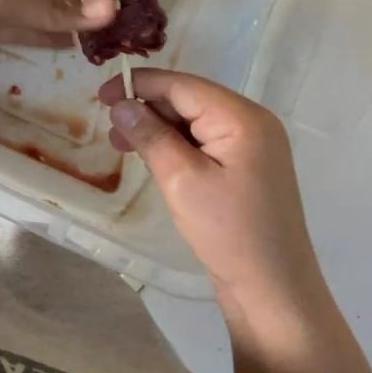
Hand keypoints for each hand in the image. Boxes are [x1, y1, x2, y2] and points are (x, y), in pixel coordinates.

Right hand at [99, 69, 325, 317]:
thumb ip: (150, 136)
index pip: (182, 85)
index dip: (138, 84)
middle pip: (188, 99)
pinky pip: (202, 140)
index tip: (99, 96)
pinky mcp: (245, 167)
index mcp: (242, 118)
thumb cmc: (228, 231)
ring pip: (192, 120)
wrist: (272, 288)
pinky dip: (173, 143)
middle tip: (109, 128)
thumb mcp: (181, 179)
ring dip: (156, 127)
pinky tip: (150, 157)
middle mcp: (252, 122)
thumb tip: (120, 104)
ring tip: (121, 145)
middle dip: (146, 107)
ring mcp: (251, 146)